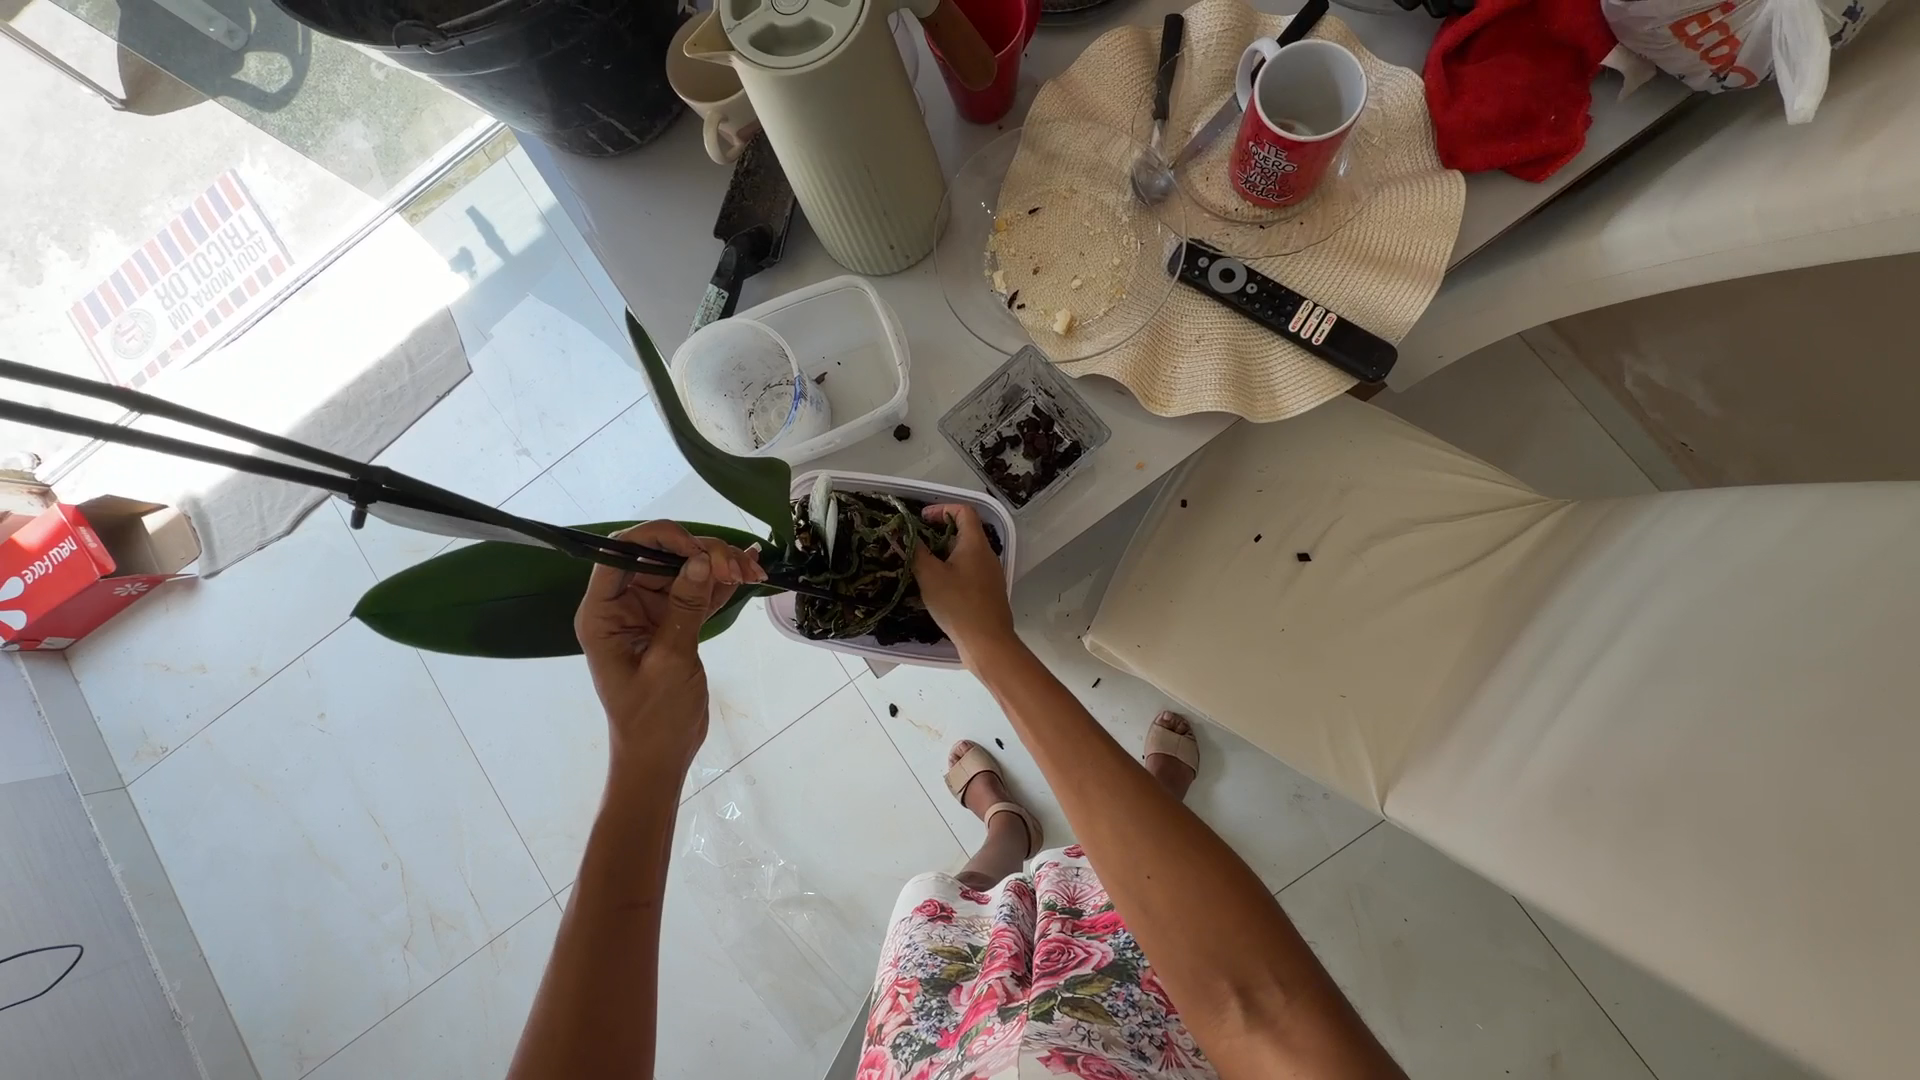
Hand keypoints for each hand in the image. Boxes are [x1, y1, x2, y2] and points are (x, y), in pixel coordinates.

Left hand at [574, 522, 764, 773]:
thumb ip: (684, 608)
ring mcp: (652, 612)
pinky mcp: (676, 623)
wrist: (662, 756)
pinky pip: (699, 592)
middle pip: (661, 557)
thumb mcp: (670, 661)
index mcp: (604, 612)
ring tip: (753, 573)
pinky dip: (723, 582)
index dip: (658, 539)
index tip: (699, 550)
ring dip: (720, 565)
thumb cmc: (654, 717)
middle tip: (739, 569)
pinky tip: (750, 571)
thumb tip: (702, 560)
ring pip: (686, 570)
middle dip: (702, 554)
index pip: (621, 553)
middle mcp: (625, 604)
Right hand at [912, 503, 1015, 662]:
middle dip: (938, 533)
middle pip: (964, 532)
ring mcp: (990, 574)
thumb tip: (898, 532)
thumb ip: (914, 552)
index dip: (941, 509)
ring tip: (922, 565)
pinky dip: (951, 571)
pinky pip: (969, 571)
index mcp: (975, 543)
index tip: (921, 519)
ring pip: (965, 554)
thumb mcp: (929, 575)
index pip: (964, 511)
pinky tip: (936, 587)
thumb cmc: (958, 604)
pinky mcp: (988, 592)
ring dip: (943, 554)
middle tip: (916, 543)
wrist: (987, 641)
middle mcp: (987, 554)